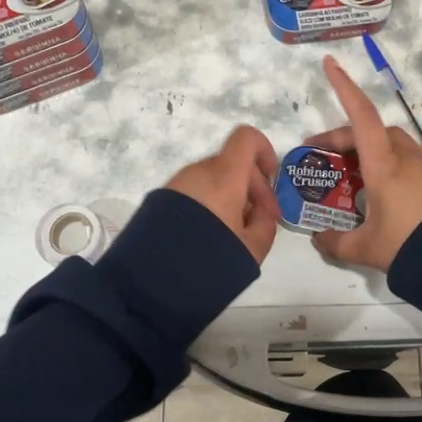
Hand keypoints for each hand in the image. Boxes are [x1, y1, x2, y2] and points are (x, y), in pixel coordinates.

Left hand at [166, 125, 280, 263]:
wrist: (149, 283)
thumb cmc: (210, 260)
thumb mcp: (253, 249)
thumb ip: (266, 224)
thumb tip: (261, 212)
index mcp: (224, 175)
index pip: (247, 138)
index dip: (265, 151)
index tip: (272, 180)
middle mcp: (199, 171)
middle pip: (233, 163)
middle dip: (252, 187)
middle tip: (258, 221)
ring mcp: (177, 183)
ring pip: (214, 178)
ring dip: (230, 197)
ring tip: (232, 234)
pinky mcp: (161, 199)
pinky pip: (195, 191)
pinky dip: (209, 204)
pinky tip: (208, 236)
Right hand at [309, 56, 421, 272]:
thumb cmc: (409, 244)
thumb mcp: (366, 248)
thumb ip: (336, 242)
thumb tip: (318, 238)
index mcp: (383, 165)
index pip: (360, 116)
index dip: (344, 87)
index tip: (330, 63)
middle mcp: (403, 157)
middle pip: (371, 130)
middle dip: (344, 136)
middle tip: (323, 155)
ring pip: (389, 142)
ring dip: (366, 148)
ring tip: (349, 173)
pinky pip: (402, 158)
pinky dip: (383, 162)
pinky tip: (375, 188)